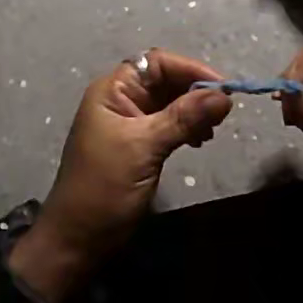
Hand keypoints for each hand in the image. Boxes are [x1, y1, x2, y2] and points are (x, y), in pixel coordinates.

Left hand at [10, 50, 231, 302]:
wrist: (78, 239)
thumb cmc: (104, 187)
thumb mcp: (144, 148)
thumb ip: (183, 118)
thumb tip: (223, 95)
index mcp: (113, 90)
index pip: (157, 63)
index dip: (190, 69)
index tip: (223, 88)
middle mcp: (122, 99)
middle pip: (165, 79)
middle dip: (195, 90)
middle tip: (224, 110)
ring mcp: (130, 122)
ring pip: (170, 102)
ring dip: (194, 109)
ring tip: (213, 128)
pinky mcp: (140, 145)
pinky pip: (169, 123)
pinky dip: (188, 127)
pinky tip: (201, 140)